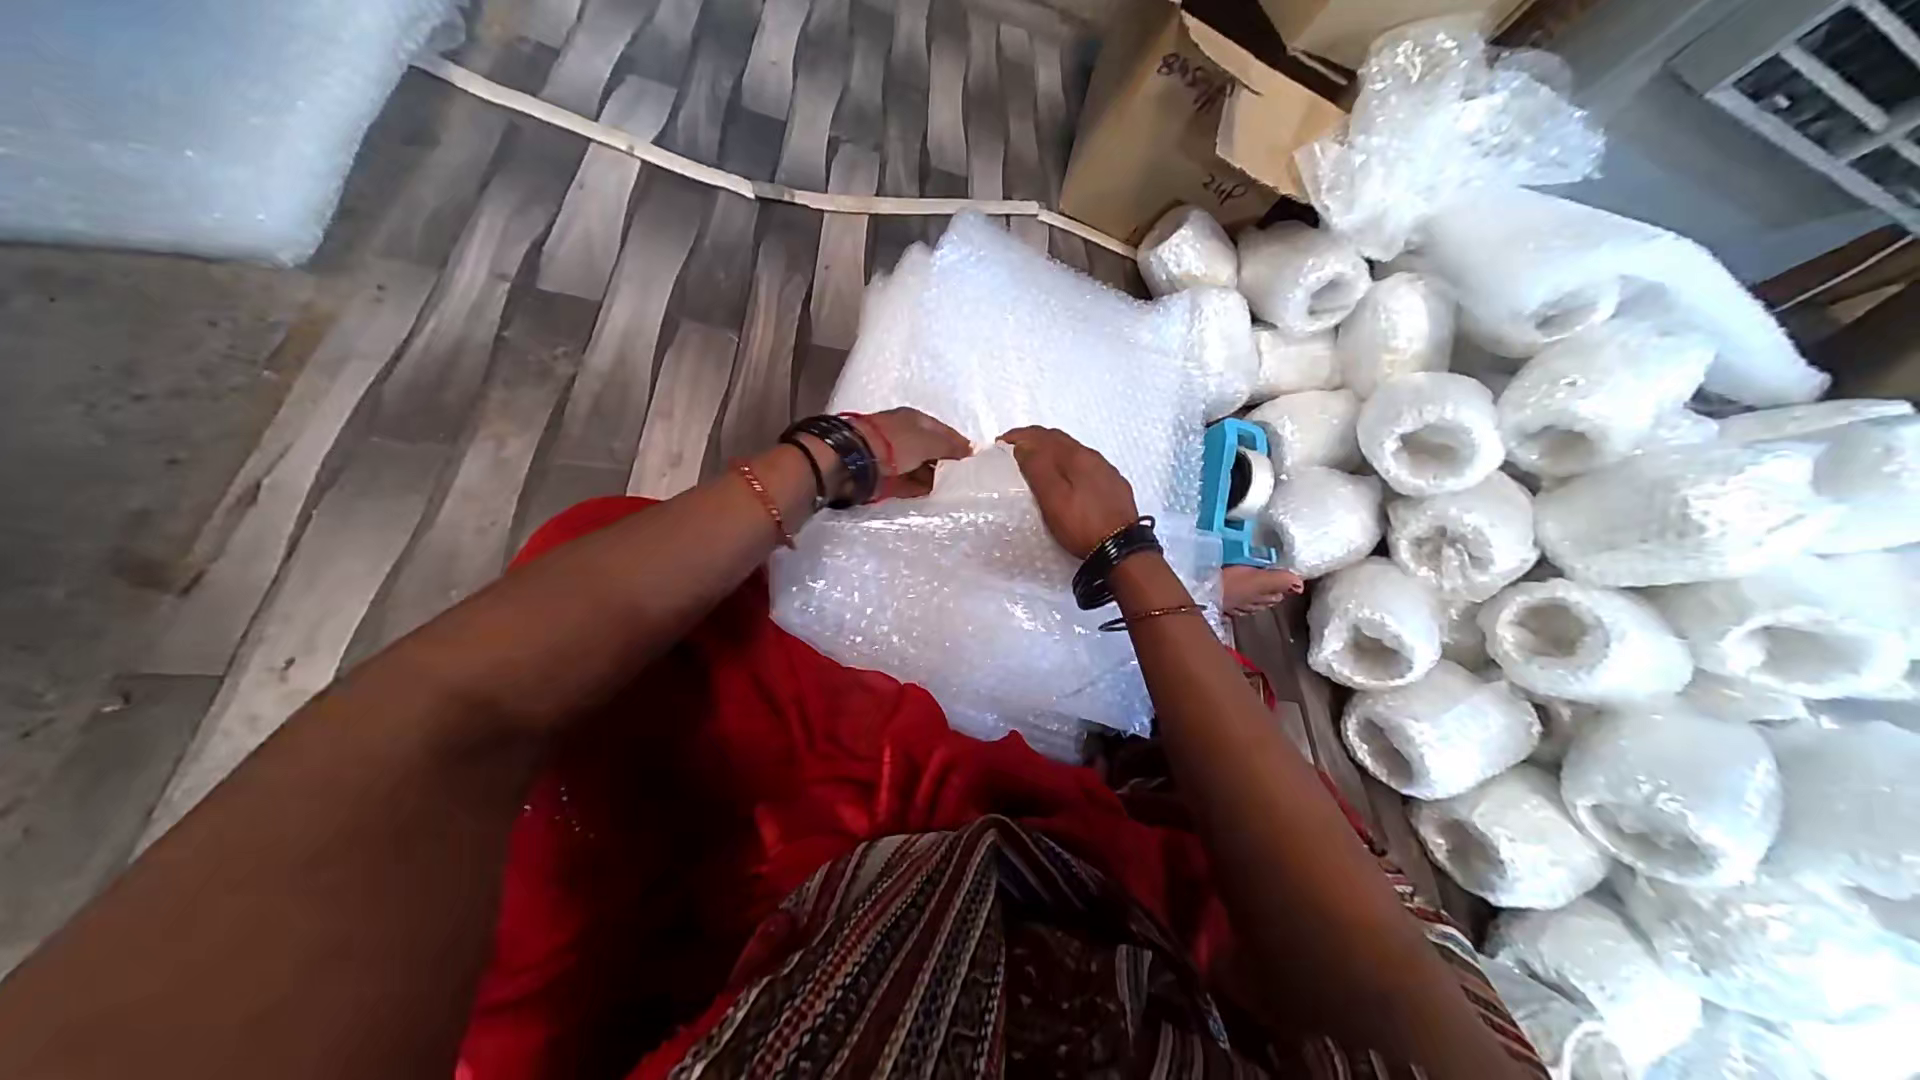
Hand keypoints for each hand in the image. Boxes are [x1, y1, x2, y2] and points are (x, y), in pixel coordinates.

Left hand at [843, 408, 972, 498]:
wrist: (857, 460)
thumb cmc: (896, 443)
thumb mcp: (928, 441)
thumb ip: (950, 447)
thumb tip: (970, 450)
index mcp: (915, 420)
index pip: (943, 431)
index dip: (959, 443)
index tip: (974, 459)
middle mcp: (904, 437)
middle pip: (931, 451)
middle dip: (947, 464)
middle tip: (965, 478)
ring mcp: (893, 458)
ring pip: (920, 468)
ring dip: (934, 478)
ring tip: (953, 490)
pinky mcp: (886, 478)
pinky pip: (909, 483)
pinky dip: (920, 489)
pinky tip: (934, 496)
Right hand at [998, 426, 1140, 556]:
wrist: (1122, 549)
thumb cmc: (1082, 525)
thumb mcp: (1053, 499)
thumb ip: (1038, 470)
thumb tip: (1023, 446)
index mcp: (1076, 456)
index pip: (1044, 435)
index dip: (1021, 435)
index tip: (1002, 442)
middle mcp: (1094, 457)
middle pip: (1060, 439)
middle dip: (1035, 439)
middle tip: (1015, 448)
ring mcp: (1107, 471)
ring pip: (1074, 452)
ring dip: (1052, 451)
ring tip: (1036, 461)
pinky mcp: (1115, 486)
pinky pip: (1086, 465)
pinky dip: (1068, 464)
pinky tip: (1066, 477)